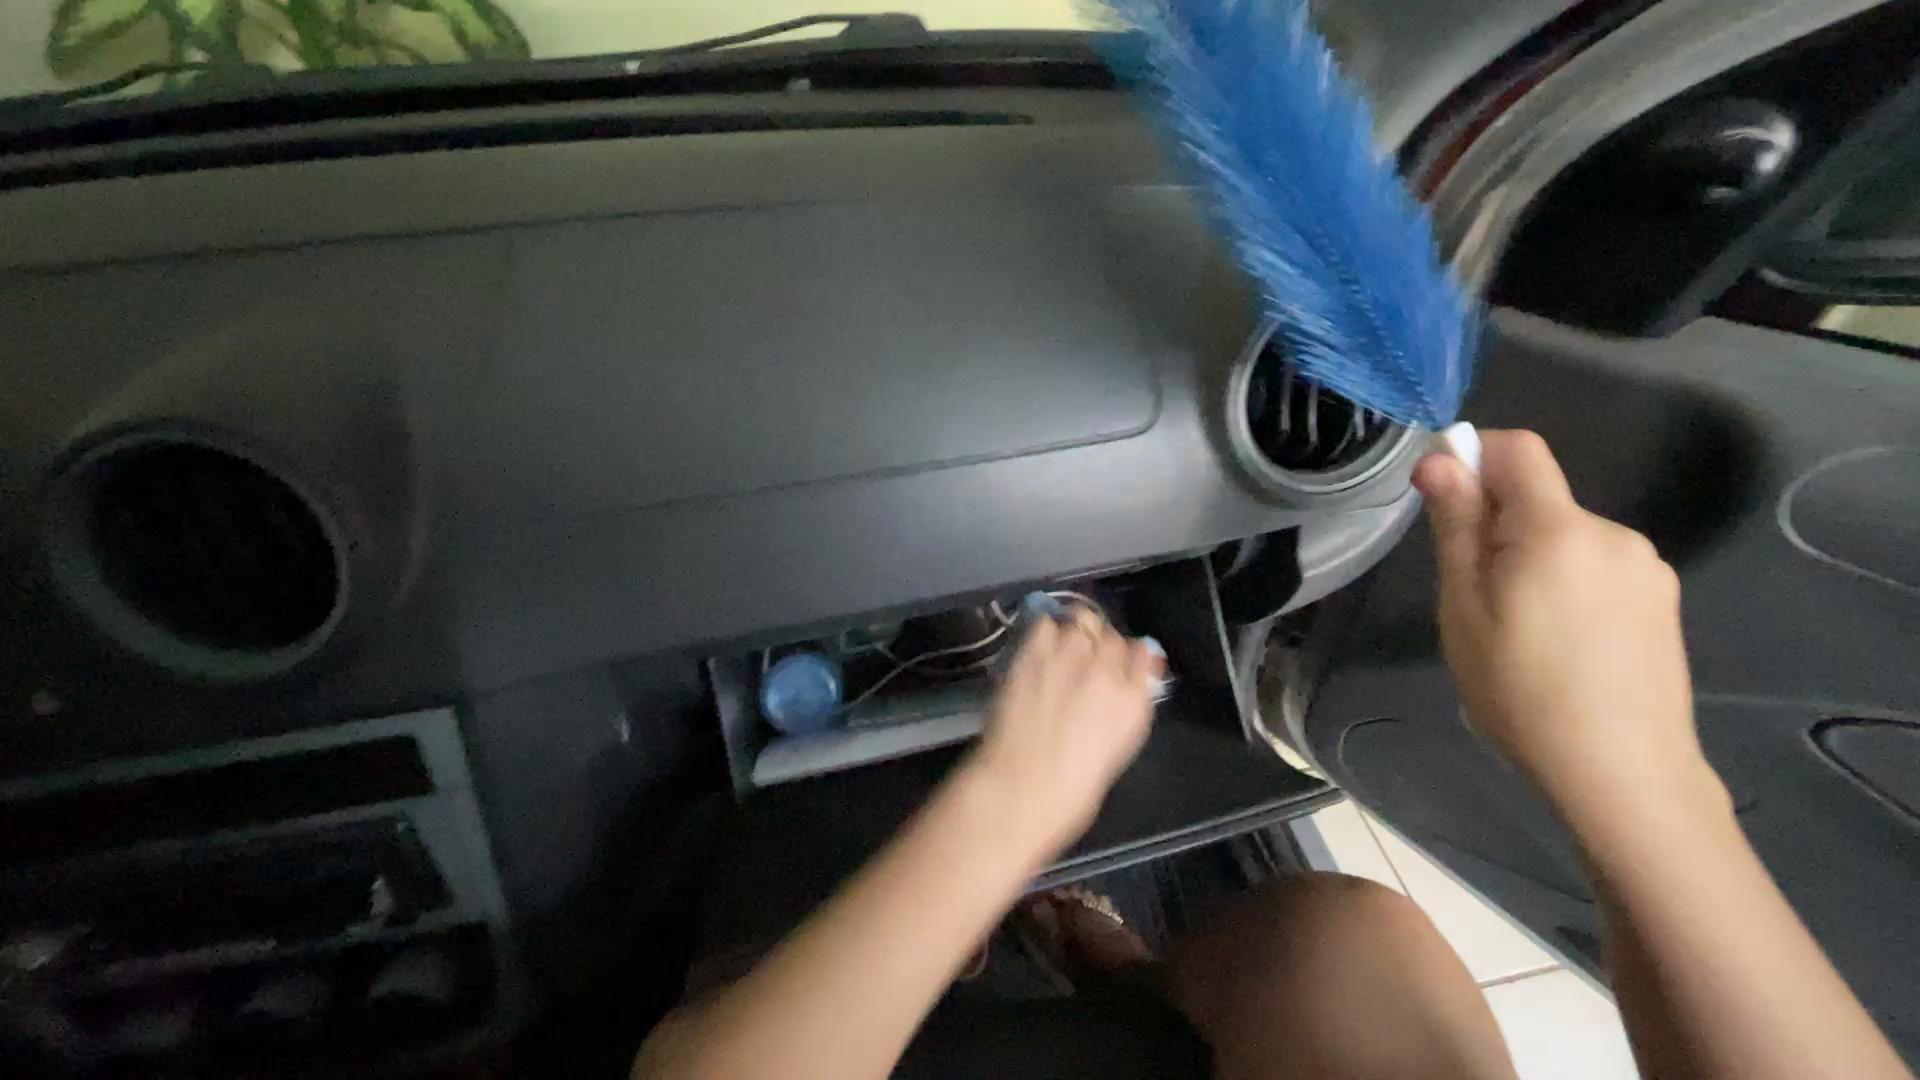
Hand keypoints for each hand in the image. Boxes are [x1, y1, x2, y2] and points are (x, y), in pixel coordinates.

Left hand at [967, 607, 1164, 852]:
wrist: (1023, 786)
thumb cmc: (1073, 786)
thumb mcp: (1116, 749)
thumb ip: (1125, 707)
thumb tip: (1122, 686)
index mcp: (1135, 700)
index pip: (1143, 654)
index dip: (1129, 657)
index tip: (1118, 665)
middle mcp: (1108, 670)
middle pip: (1111, 636)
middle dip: (1101, 644)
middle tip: (1085, 660)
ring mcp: (1070, 657)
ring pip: (1081, 623)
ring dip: (1075, 634)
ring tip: (1062, 651)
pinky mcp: (1034, 654)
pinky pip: (1046, 625)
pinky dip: (1045, 631)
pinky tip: (1040, 648)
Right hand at [1412, 430, 1728, 828]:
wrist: (1621, 774)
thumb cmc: (1519, 690)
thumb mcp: (1464, 607)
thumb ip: (1456, 526)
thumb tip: (1440, 459)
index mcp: (1559, 530)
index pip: (1518, 450)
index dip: (1471, 456)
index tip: (1440, 504)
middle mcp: (1613, 534)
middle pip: (1538, 498)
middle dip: (1494, 525)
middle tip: (1470, 594)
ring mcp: (1646, 568)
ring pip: (1564, 536)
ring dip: (1527, 558)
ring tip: (1514, 628)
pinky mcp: (1660, 600)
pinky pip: (1594, 566)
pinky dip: (1562, 582)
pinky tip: (1557, 643)